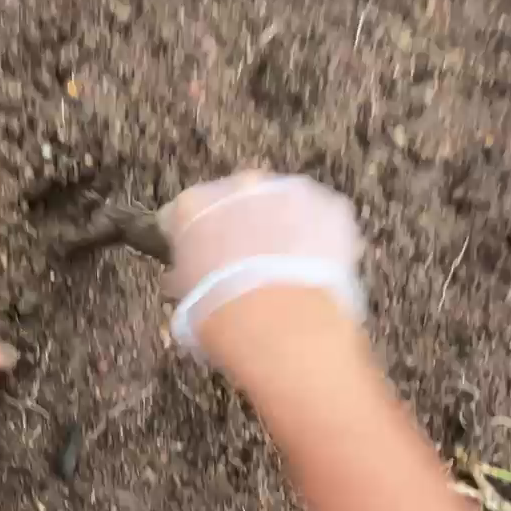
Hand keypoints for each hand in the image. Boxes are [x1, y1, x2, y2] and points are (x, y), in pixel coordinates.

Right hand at [161, 172, 365, 359]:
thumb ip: (184, 275)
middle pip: (233, 198)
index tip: (191, 258)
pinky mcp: (330, 206)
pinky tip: (306, 271)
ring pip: (278, 204)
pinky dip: (313, 237)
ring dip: (276, 228)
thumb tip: (183, 278)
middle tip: (237, 264)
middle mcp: (239, 186)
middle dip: (235, 225)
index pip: (180, 214)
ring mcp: (289, 190)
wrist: (279, 325)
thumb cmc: (222, 314)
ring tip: (277, 271)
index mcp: (192, 206)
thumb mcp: (184, 299)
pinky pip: (318, 217)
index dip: (186, 238)